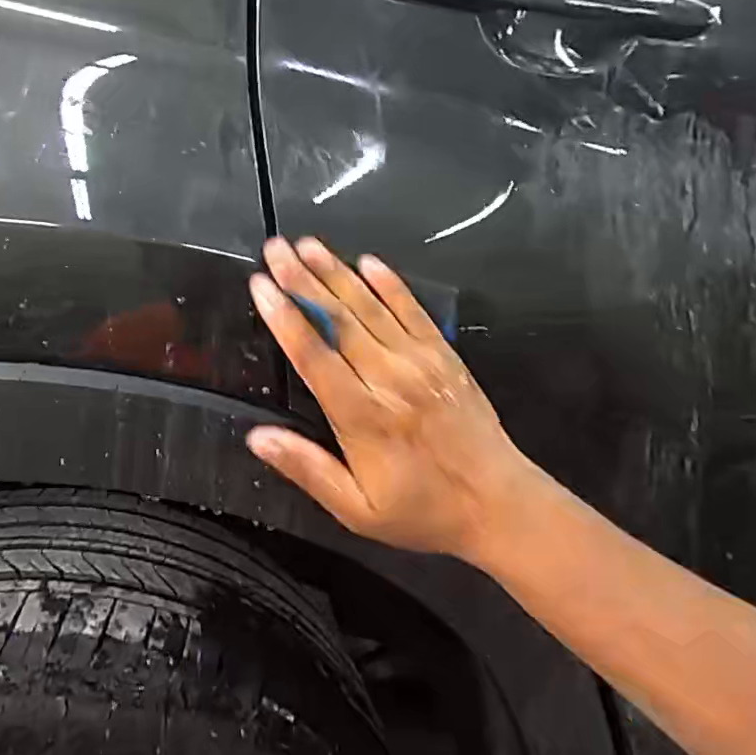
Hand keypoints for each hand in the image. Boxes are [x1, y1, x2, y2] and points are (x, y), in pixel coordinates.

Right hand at [246, 236, 542, 563]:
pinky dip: (390, 284)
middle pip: (338, 319)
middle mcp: (389, 378)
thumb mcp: (357, 509)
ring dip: (337, 272)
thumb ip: (307, 468)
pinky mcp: (444, 354)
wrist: (497, 502)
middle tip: (276, 249)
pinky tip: (368, 262)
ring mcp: (420, 361)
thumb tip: (257, 437)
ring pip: (370, 307)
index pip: (313, 355)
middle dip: (302, 279)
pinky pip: (413, 310)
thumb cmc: (422, 509)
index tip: (261, 285)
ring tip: (308, 245)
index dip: (284, 316)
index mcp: (363, 416)